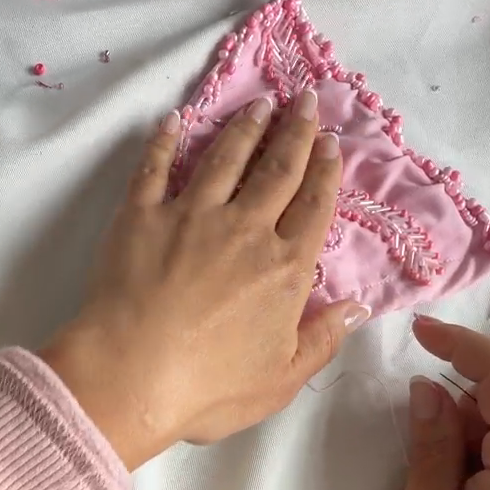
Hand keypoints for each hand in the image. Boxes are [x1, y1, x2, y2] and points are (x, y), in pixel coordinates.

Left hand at [39, 92, 367, 469]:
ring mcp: (190, 217)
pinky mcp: (141, 218)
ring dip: (244, 128)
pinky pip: (155, 169)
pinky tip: (173, 122)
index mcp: (284, 269)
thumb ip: (321, 342)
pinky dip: (165, 143)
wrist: (131, 377)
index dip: (324, 173)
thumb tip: (358, 307)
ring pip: (225, 159)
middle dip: (295, 133)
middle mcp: (244, 230)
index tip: (330, 143)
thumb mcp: (279, 381)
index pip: (313, 208)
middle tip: (305, 100)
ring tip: (259, 104)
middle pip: (277, 171)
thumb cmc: (208, 389)